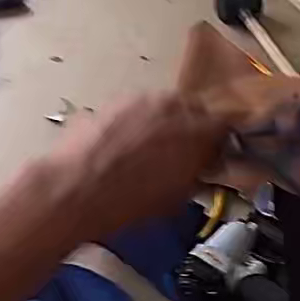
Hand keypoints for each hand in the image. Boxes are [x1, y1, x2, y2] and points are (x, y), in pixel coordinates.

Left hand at [39, 90, 233, 238]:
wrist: (73, 190)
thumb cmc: (127, 202)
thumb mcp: (176, 197)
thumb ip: (197, 176)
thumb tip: (200, 171)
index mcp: (199, 130)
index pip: (226, 126)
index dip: (220, 142)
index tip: (214, 154)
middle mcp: (175, 105)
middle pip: (196, 110)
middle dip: (193, 128)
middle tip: (183, 153)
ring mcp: (143, 98)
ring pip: (165, 106)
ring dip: (165, 123)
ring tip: (150, 151)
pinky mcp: (115, 100)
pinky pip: (138, 108)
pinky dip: (138, 122)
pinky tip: (126, 146)